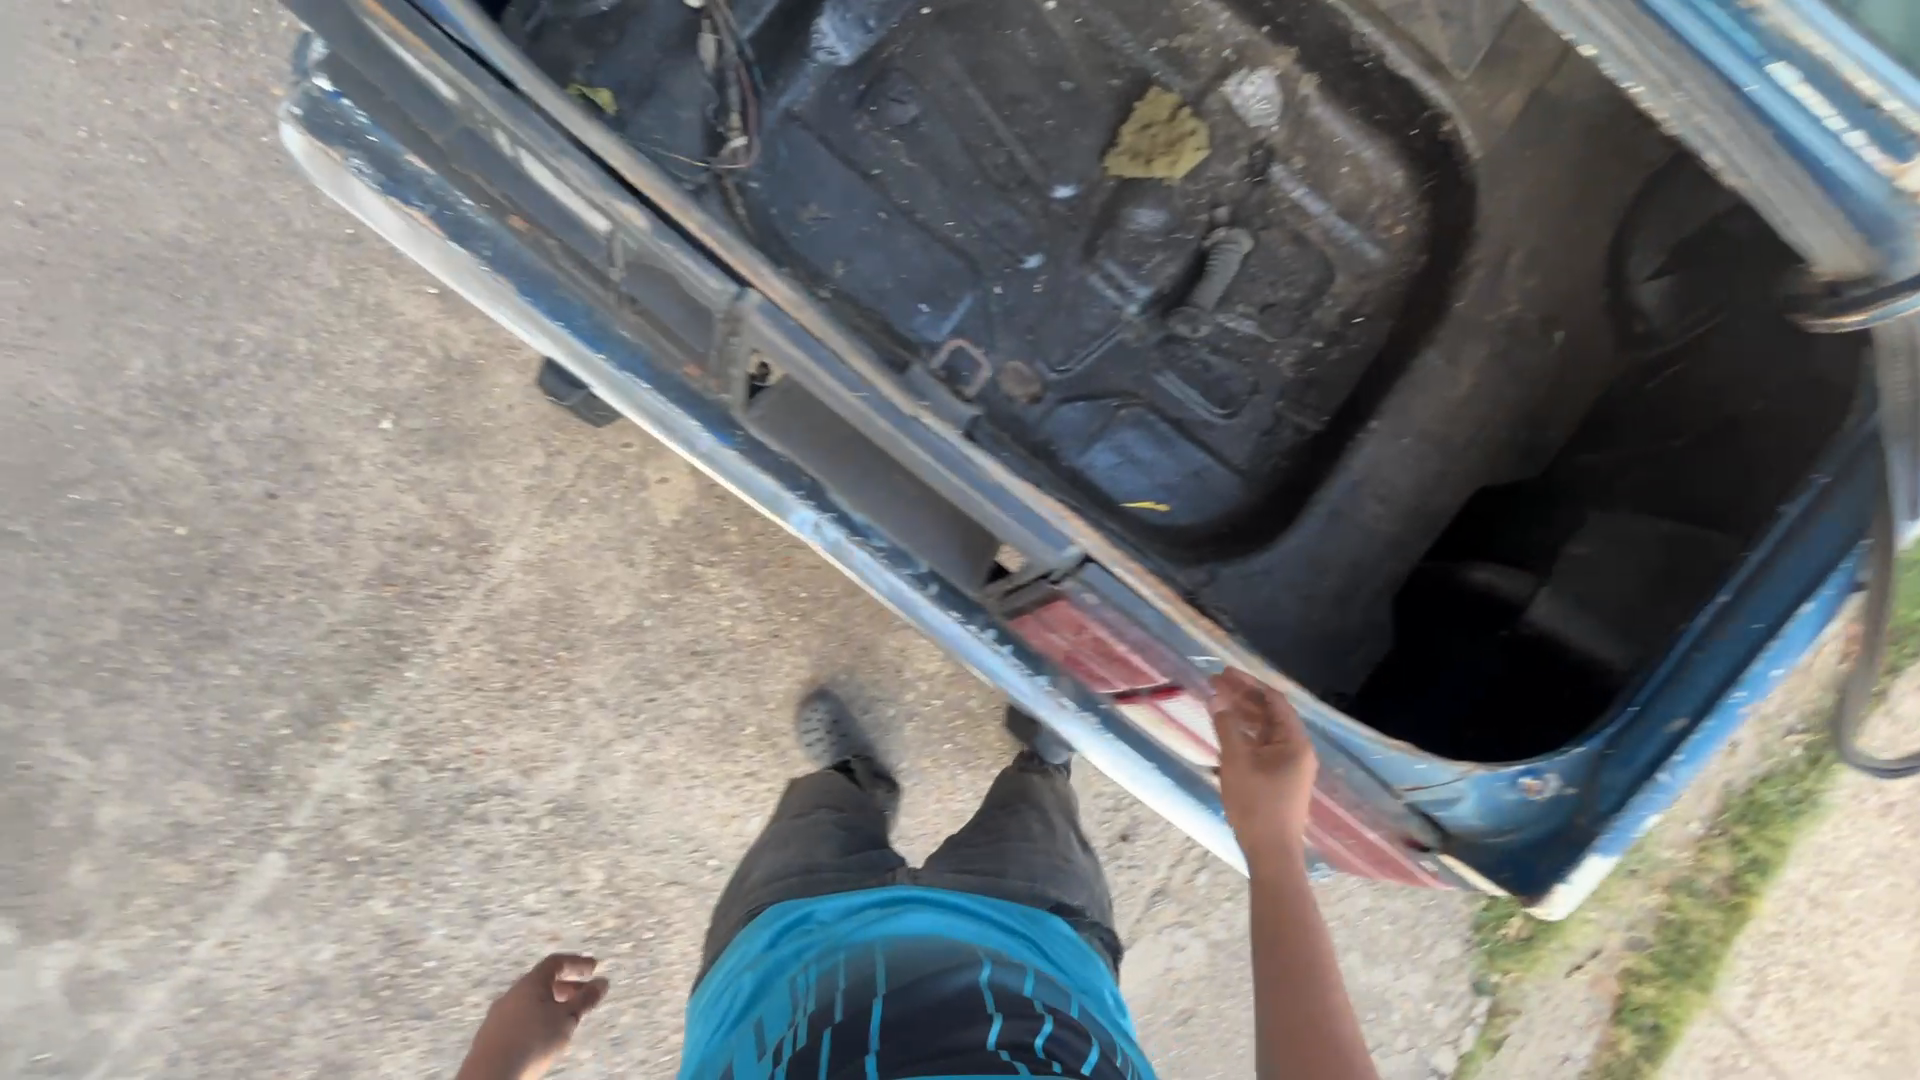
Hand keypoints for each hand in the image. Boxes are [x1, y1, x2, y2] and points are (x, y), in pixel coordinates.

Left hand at [456, 953, 609, 1079]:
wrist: (489, 1076)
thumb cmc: (533, 1041)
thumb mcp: (567, 1019)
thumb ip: (586, 999)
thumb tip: (603, 982)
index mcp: (530, 983)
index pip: (556, 961)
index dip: (577, 962)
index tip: (593, 968)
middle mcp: (512, 993)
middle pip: (542, 982)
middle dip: (566, 987)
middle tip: (582, 996)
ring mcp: (497, 1015)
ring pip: (529, 1002)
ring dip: (550, 1005)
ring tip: (564, 1020)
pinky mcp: (489, 1036)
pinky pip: (518, 1019)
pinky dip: (534, 1020)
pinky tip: (541, 1037)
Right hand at [1208, 669, 1317, 867]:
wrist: (1271, 852)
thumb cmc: (1256, 804)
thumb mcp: (1236, 761)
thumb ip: (1226, 725)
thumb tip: (1216, 696)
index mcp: (1294, 741)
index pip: (1273, 700)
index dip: (1247, 683)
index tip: (1222, 673)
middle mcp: (1297, 748)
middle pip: (1270, 712)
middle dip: (1242, 696)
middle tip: (1213, 684)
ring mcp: (1290, 764)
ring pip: (1265, 729)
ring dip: (1242, 713)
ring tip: (1216, 702)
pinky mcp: (1280, 777)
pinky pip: (1262, 744)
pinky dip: (1244, 732)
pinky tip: (1226, 729)